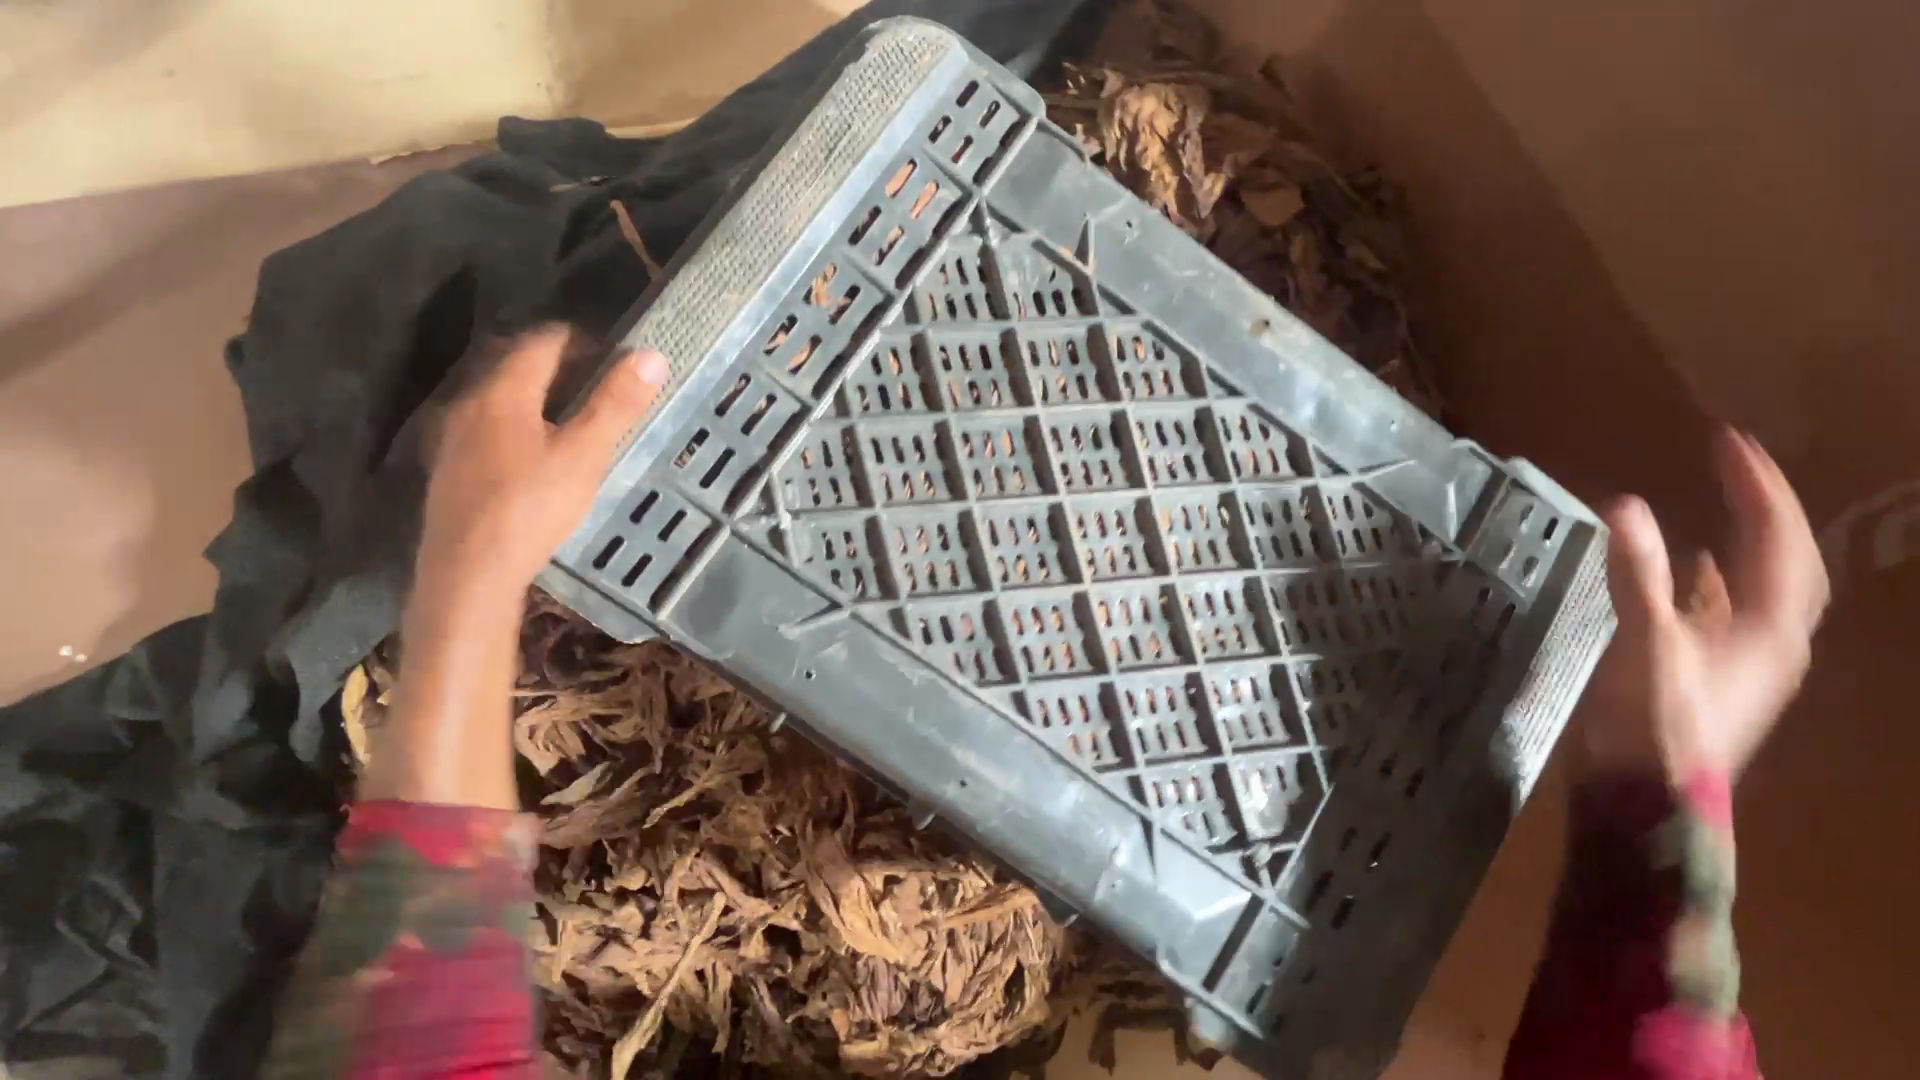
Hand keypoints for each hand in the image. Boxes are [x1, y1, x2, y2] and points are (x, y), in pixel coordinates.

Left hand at [414, 326, 667, 605]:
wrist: (469, 572)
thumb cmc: (532, 508)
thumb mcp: (585, 455)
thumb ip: (616, 404)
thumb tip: (651, 355)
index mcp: (503, 390)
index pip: (545, 340)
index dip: (584, 341)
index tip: (617, 359)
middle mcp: (469, 400)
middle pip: (518, 363)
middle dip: (562, 366)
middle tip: (604, 387)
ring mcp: (454, 435)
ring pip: (502, 396)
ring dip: (540, 396)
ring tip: (577, 420)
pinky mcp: (450, 466)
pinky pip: (490, 425)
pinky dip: (520, 423)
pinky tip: (539, 455)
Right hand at [1581, 427, 1830, 783]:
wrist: (1652, 790)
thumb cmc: (1655, 716)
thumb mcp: (1645, 640)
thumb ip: (1636, 573)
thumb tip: (1626, 506)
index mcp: (1769, 623)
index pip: (1775, 537)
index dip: (1755, 486)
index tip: (1728, 441)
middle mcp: (1775, 635)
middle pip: (1788, 558)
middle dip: (1765, 508)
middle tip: (1734, 467)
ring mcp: (1750, 656)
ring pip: (1765, 584)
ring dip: (1749, 540)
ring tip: (1722, 506)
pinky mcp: (1720, 671)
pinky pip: (1732, 608)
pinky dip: (1718, 578)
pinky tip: (1693, 571)